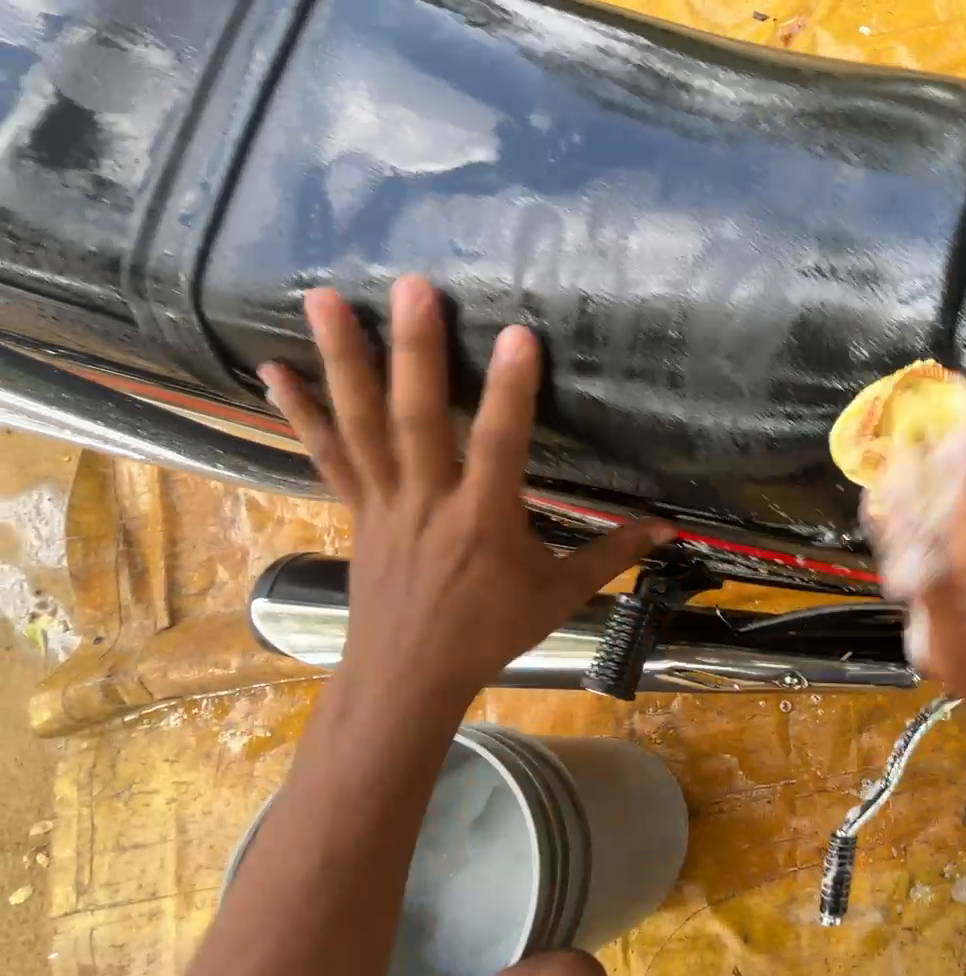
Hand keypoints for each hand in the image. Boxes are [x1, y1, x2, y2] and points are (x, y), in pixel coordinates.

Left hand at [259, 276, 672, 710]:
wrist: (409, 673)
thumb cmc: (493, 631)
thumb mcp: (564, 593)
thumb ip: (614, 553)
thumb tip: (669, 527)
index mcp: (485, 520)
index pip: (501, 445)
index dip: (511, 391)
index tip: (518, 335)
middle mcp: (428, 500)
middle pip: (417, 418)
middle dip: (416, 350)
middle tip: (413, 289)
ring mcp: (385, 502)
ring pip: (362, 424)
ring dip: (345, 361)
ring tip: (325, 299)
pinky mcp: (358, 509)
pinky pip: (328, 455)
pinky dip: (301, 413)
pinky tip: (274, 370)